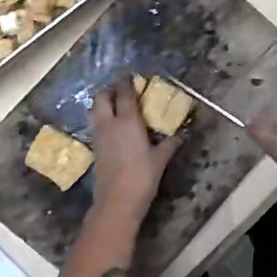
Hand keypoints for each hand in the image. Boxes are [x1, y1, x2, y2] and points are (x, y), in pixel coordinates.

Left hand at [89, 76, 182, 213]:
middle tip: (121, 89)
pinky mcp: (95, 149)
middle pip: (102, 98)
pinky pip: (96, 125)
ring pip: (95, 111)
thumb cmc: (142, 176)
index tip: (129, 75)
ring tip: (116, 105)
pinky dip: (102, 118)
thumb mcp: (161, 158)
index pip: (125, 94)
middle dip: (110, 90)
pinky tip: (113, 126)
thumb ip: (170, 143)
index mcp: (127, 121)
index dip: (126, 82)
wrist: (117, 202)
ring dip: (103, 104)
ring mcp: (99, 137)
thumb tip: (181, 133)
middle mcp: (109, 124)